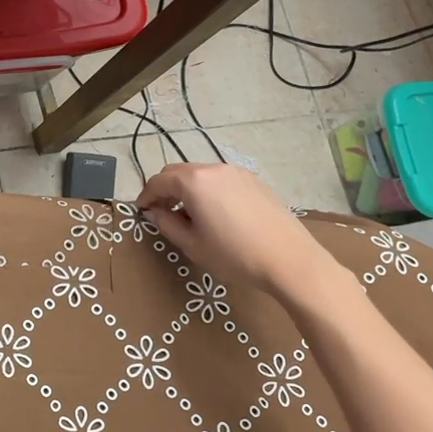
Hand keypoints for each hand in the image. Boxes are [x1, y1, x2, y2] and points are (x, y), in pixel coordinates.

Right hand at [133, 163, 344, 298]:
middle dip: (164, 189)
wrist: (291, 262)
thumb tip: (153, 212)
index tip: (141, 211)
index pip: (158, 182)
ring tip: (188, 215)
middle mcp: (214, 170)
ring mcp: (237, 173)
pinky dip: (208, 191)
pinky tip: (215, 214)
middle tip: (161, 212)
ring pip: (200, 175)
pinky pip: (221, 181)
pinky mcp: (255, 182)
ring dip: (186, 189)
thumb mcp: (192, 244)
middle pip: (178, 172)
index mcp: (193, 182)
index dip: (145, 196)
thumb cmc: (235, 255)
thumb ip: (166, 224)